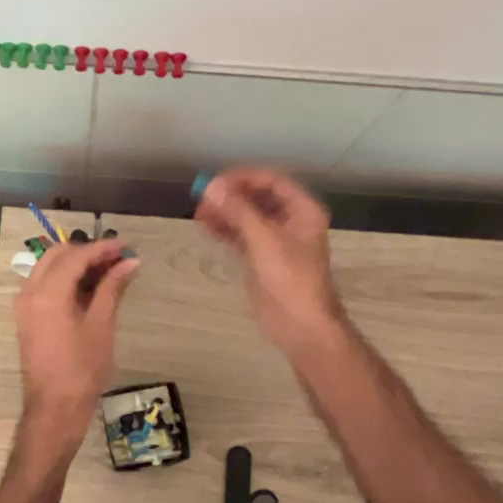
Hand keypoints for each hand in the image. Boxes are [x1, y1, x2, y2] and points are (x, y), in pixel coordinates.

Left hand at [14, 239, 139, 443]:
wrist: (55, 407)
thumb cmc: (82, 369)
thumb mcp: (102, 326)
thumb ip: (112, 288)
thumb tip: (129, 262)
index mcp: (47, 294)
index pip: (76, 256)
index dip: (102, 248)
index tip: (126, 246)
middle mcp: (29, 292)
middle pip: (57, 256)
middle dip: (86, 252)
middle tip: (116, 258)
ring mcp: (24, 305)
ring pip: (48, 268)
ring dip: (75, 264)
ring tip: (107, 271)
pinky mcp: (26, 317)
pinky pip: (44, 285)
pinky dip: (65, 279)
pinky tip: (89, 288)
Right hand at [195, 168, 346, 355]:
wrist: (299, 324)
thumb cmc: (289, 278)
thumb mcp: (263, 239)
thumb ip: (237, 210)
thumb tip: (211, 188)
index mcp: (302, 210)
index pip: (270, 180)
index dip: (242, 178)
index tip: (214, 183)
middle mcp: (291, 221)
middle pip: (257, 197)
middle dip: (231, 196)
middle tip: (203, 200)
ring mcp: (276, 241)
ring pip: (247, 217)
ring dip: (225, 213)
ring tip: (200, 214)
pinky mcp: (261, 259)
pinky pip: (241, 236)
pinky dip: (225, 230)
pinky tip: (207, 228)